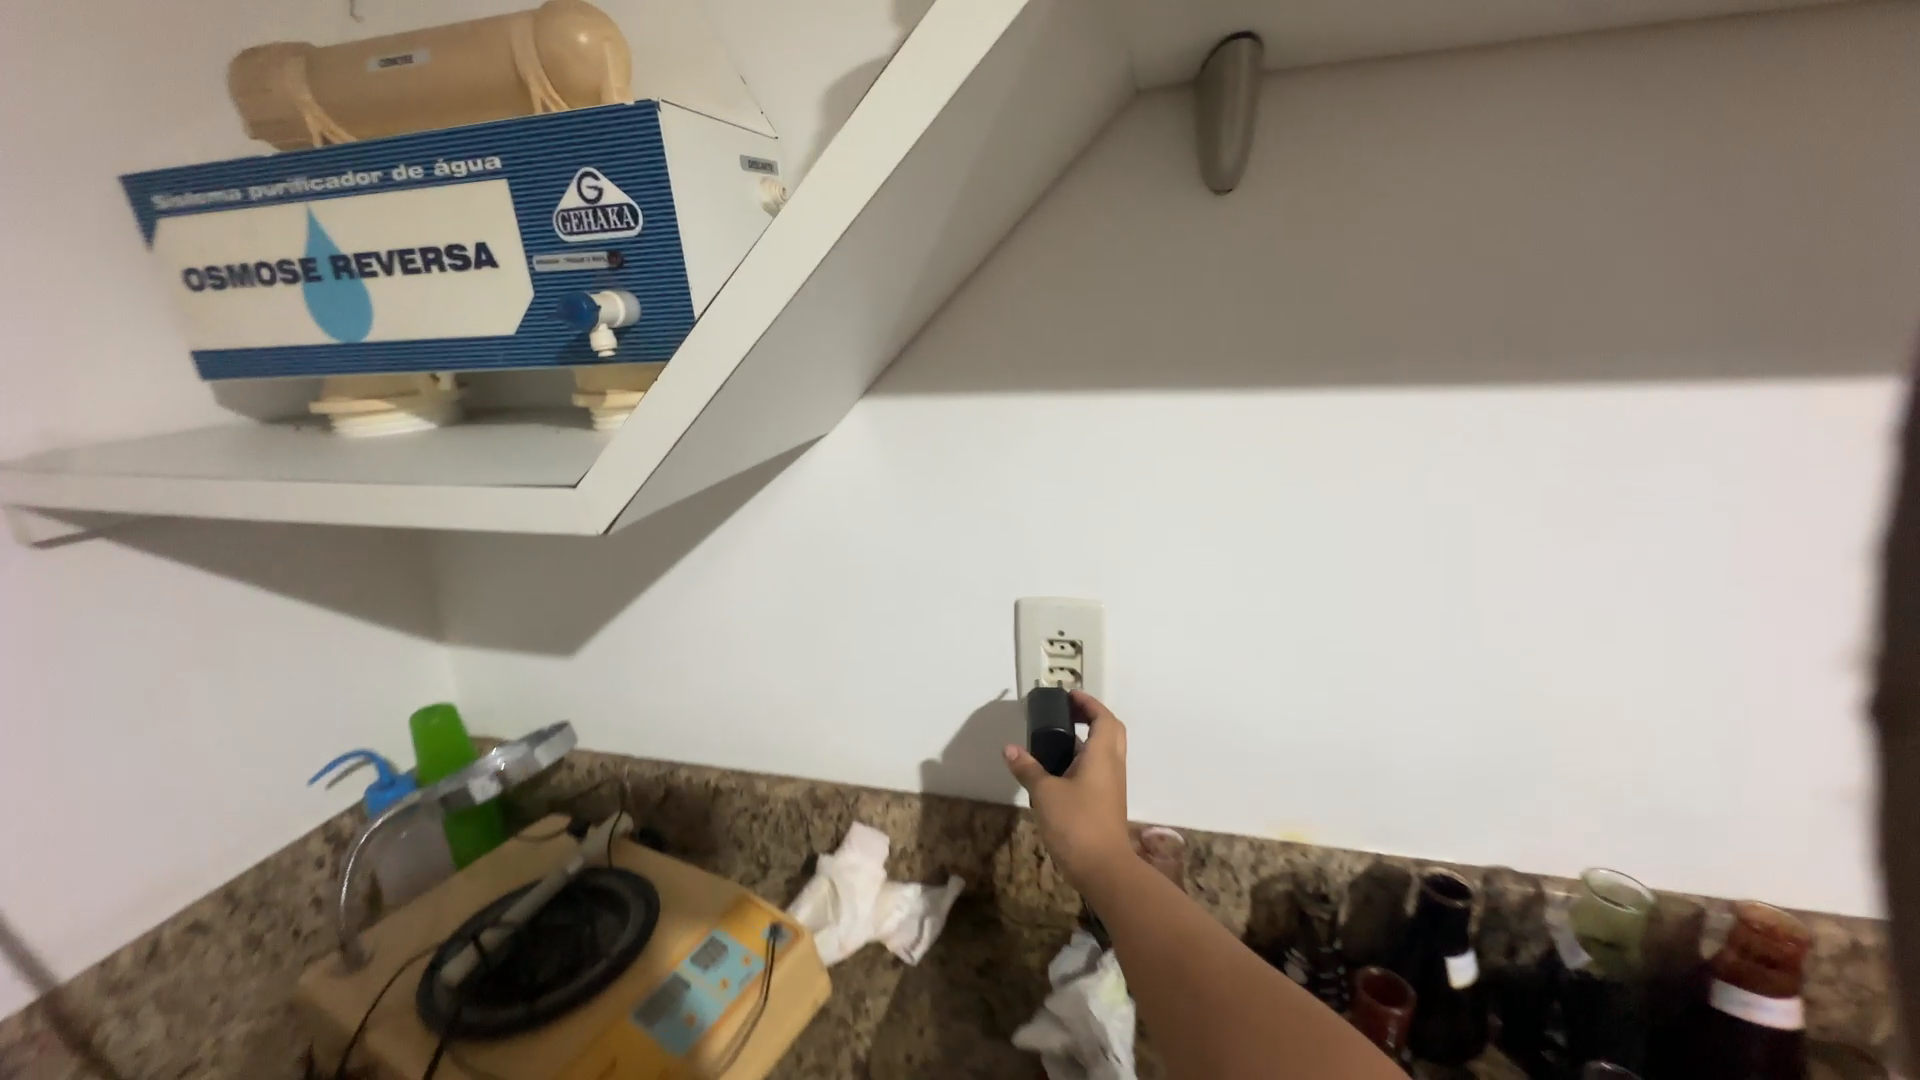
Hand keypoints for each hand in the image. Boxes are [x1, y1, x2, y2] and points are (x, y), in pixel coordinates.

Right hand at [1004, 690, 1132, 891]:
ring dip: (1086, 740)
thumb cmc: (1076, 823)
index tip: (1069, 696)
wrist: (1103, 869)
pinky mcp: (1106, 803)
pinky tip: (1059, 771)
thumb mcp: (1044, 793)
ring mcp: (1112, 786)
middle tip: (1066, 714)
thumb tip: (1010, 749)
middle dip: (1091, 717)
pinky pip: (1098, 770)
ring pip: (1105, 752)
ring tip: (1056, 739)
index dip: (1088, 703)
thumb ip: (1027, 768)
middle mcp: (1112, 766)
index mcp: (1102, 755)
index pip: (1103, 718)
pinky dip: (1083, 760)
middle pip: (1110, 731)